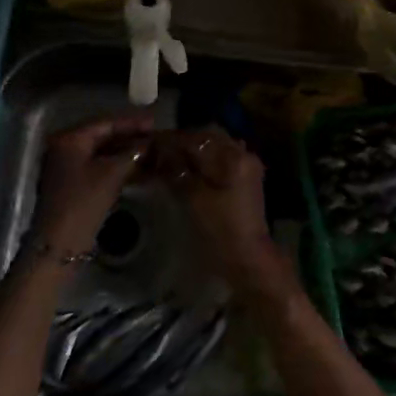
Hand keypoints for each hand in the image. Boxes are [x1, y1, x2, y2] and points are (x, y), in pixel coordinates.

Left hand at [31, 114, 153, 258]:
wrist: (61, 242)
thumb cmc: (84, 201)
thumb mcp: (112, 173)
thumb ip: (132, 152)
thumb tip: (149, 142)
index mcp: (69, 139)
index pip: (105, 123)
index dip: (132, 122)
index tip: (155, 121)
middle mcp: (64, 148)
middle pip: (102, 136)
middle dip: (129, 136)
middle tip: (155, 135)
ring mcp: (66, 166)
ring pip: (101, 152)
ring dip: (125, 151)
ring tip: (151, 150)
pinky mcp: (72, 183)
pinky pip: (98, 166)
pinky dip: (116, 165)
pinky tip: (137, 166)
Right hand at [153, 128, 284, 285]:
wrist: (247, 258)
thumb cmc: (219, 229)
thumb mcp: (192, 197)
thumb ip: (176, 169)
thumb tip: (158, 150)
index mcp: (232, 157)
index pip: (195, 139)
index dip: (170, 140)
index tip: (148, 143)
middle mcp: (243, 154)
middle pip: (207, 137)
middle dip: (182, 142)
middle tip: (158, 151)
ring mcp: (247, 165)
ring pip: (214, 146)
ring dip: (192, 149)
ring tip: (170, 159)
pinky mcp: (246, 177)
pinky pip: (221, 158)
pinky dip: (204, 159)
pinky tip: (189, 168)